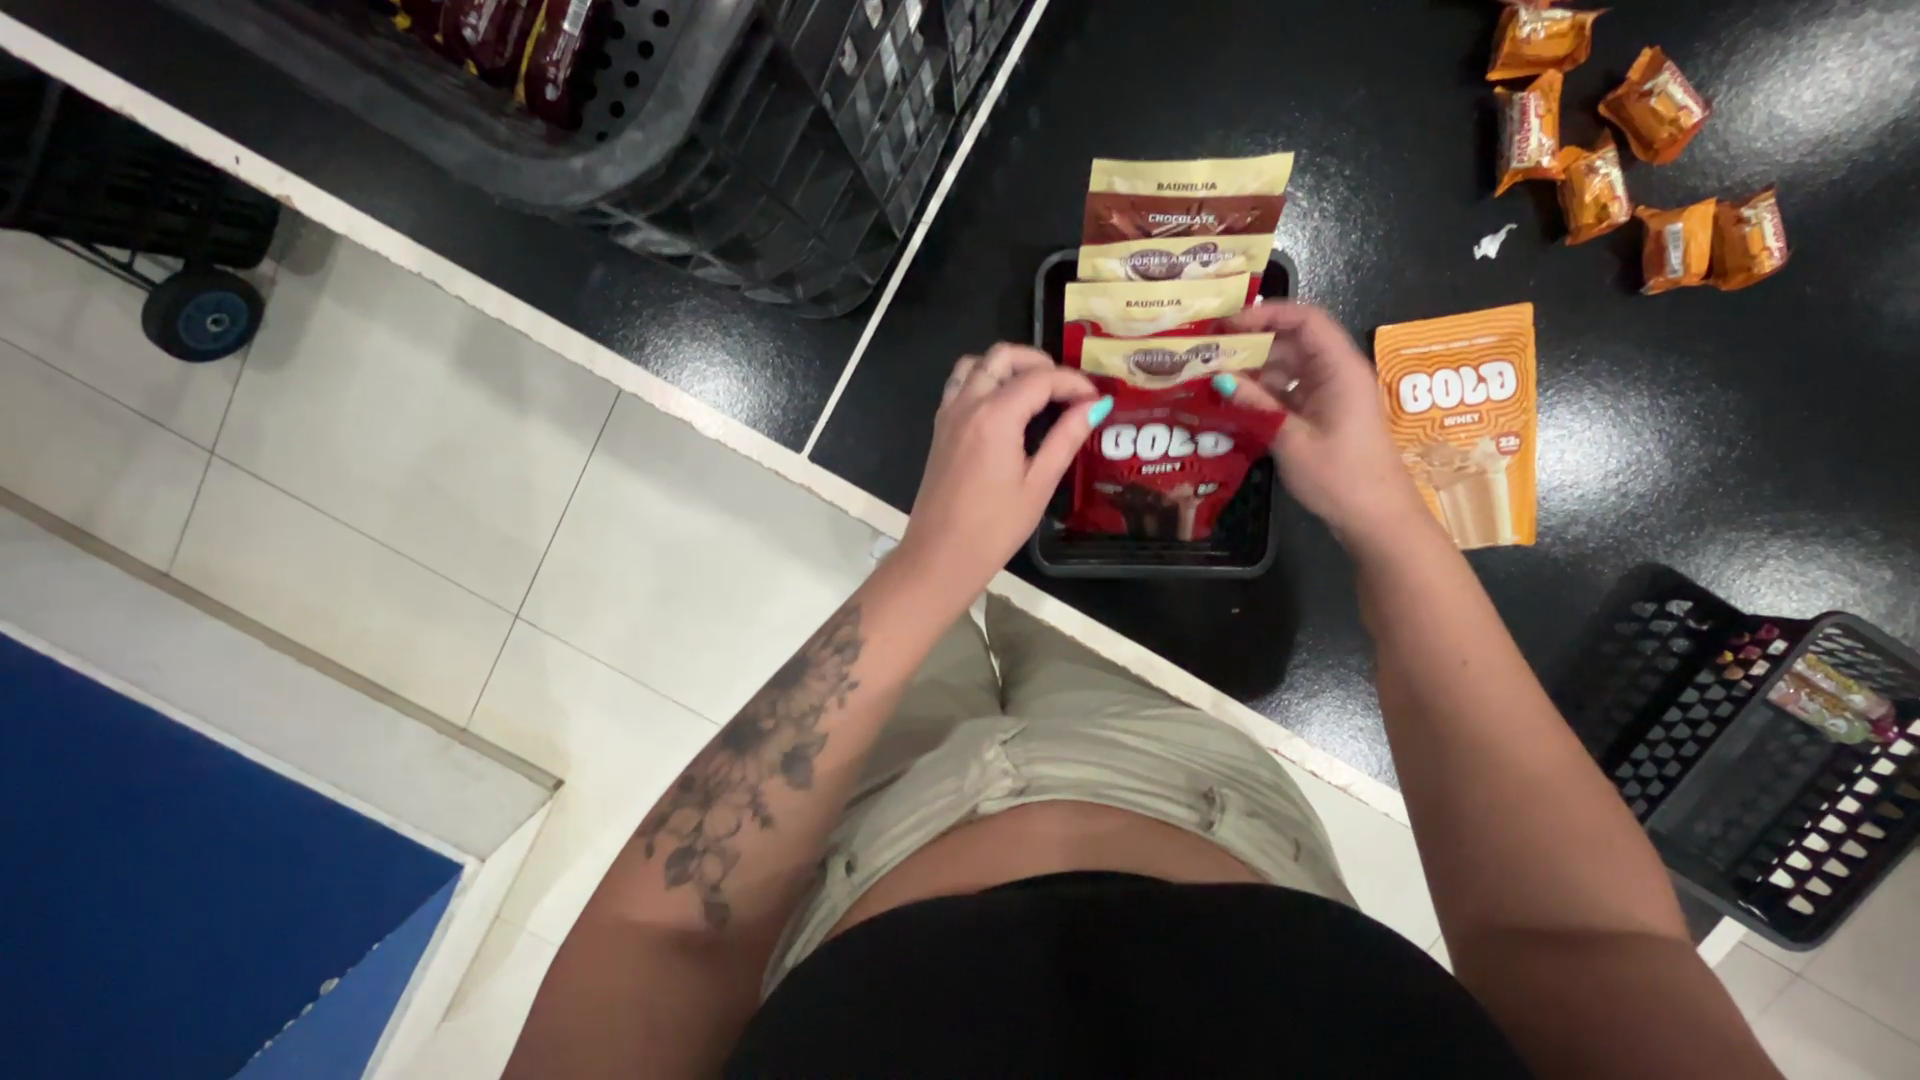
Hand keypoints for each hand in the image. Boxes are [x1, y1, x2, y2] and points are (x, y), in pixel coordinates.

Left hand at [897, 344, 1108, 600]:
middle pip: (1002, 356)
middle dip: (1039, 362)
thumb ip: (1066, 438)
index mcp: (995, 416)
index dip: (1073, 382)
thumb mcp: (1039, 484)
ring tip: (1035, 391)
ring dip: (1006, 366)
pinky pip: (959, 384)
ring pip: (975, 364)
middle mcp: (968, 404)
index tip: (1096, 399)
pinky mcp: (940, 429)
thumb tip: (1095, 406)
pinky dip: (983, 380)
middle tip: (1066, 388)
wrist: (940, 555)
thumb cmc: (994, 527)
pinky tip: (1004, 407)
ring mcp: (948, 415)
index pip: (1040, 378)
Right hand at [1212, 302, 1427, 540]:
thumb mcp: (1290, 439)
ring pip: (1287, 367)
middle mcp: (1337, 372)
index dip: (1266, 314)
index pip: (1305, 319)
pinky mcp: (1323, 414)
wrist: (1376, 518)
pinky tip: (1234, 403)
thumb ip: (1256, 404)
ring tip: (1214, 380)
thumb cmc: (1339, 476)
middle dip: (1251, 344)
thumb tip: (1218, 377)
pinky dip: (1263, 393)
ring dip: (1253, 371)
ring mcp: (1331, 393)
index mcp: (1339, 368)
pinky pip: (1289, 390)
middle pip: (1292, 341)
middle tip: (1209, 354)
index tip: (1227, 325)